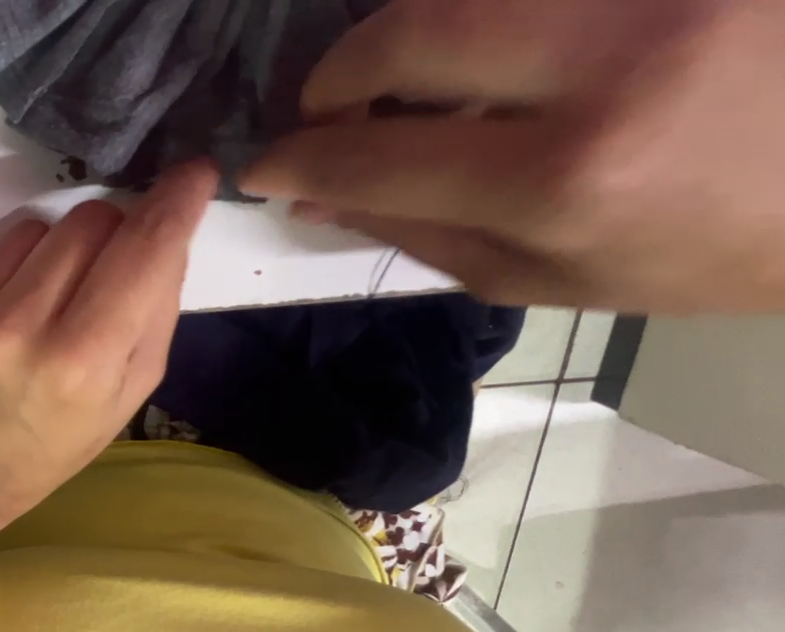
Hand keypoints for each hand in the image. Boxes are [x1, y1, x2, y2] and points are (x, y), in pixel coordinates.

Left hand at [0, 161, 214, 530]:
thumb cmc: (59, 437)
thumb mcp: (131, 389)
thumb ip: (157, 304)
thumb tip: (169, 216)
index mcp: (80, 363)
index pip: (140, 249)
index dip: (174, 203)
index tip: (190, 177)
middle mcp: (14, 335)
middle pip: (85, 222)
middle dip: (106, 237)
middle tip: (96, 277)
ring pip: (27, 226)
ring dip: (44, 251)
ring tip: (36, 304)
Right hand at [240, 0, 784, 312]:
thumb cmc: (700, 252)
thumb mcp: (536, 275)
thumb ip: (414, 231)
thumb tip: (319, 195)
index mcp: (565, 175)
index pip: (375, 153)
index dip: (296, 158)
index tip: (262, 166)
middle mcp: (619, 59)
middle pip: (417, 26)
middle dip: (343, 70)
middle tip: (332, 106)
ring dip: (415, 32)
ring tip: (414, 80)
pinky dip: (488, 19)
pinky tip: (492, 55)